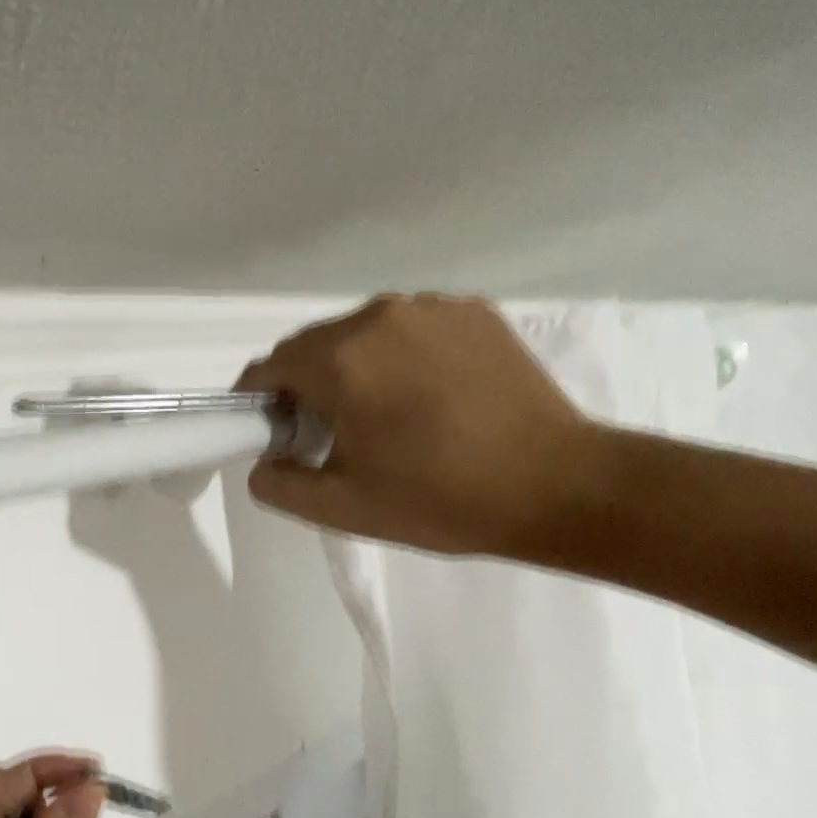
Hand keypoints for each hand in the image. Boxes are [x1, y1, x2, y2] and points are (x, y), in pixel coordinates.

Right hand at [236, 293, 596, 555]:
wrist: (557, 486)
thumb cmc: (440, 499)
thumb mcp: (342, 509)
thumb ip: (278, 484)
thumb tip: (263, 462)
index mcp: (341, 361)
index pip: (269, 367)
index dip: (259, 401)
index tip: (272, 434)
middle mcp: (380, 317)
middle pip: (315, 346)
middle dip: (307, 385)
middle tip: (329, 434)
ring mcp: (433, 308)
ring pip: (364, 333)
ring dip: (355, 367)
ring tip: (385, 415)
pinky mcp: (475, 313)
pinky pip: (413, 328)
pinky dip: (403, 356)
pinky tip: (430, 397)